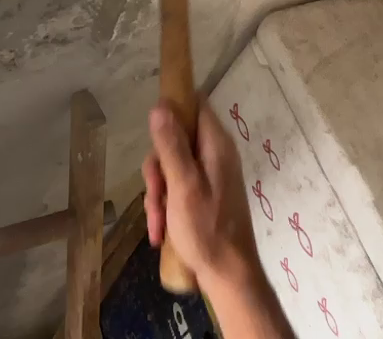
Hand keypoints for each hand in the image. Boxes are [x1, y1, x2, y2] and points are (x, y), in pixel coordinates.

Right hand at [143, 103, 262, 291]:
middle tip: (155, 193)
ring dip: (159, 192)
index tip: (153, 133)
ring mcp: (211, 176)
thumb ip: (170, 145)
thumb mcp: (182, 186)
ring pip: (173, 166)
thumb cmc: (207, 230)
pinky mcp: (206, 195)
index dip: (172, 110)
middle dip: (158, 168)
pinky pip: (179, 186)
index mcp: (216, 145)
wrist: (229, 277)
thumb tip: (160, 105)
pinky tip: (160, 230)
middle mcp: (216, 154)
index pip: (194, 105)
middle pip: (176, 139)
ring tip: (156, 221)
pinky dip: (167, 205)